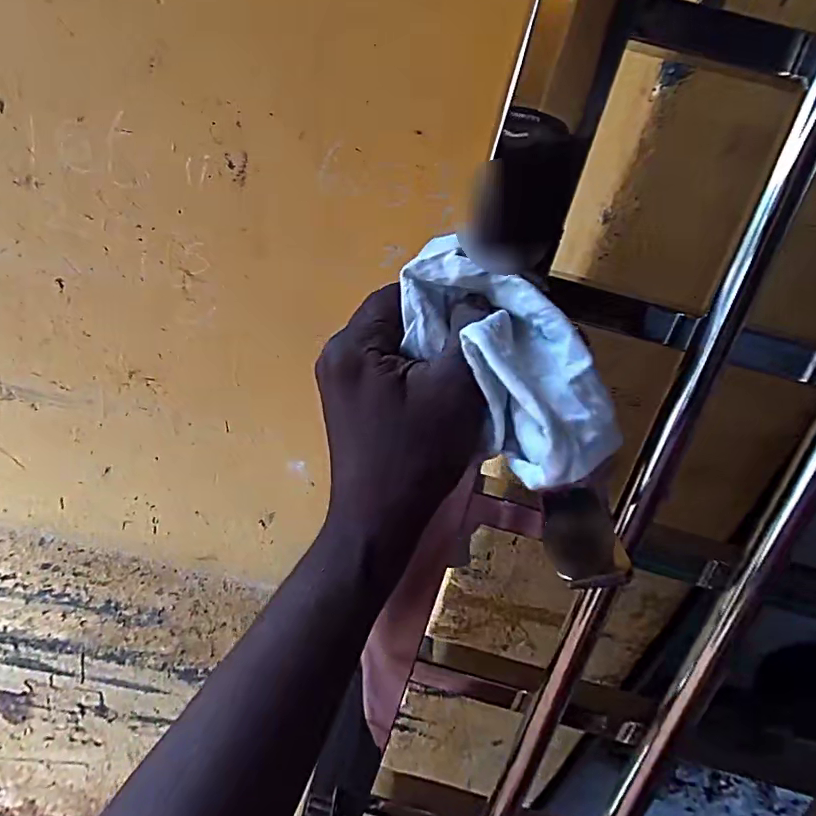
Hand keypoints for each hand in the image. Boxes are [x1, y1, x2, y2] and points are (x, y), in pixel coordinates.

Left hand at [315, 284, 486, 583]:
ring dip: (431, 349)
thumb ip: (467, 331)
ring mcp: (340, 381)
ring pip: (395, 344)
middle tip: (476, 336)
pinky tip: (443, 388)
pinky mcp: (351, 403)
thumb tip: (475, 295)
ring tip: (464, 364)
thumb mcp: (454, 386)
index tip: (478, 305)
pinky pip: (388, 369)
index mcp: (352, 344)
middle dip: (439, 322)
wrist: (380, 523)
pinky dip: (417, 371)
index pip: (400, 291)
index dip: (442, 292)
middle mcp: (337, 355)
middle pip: (396, 317)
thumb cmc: (418, 453)